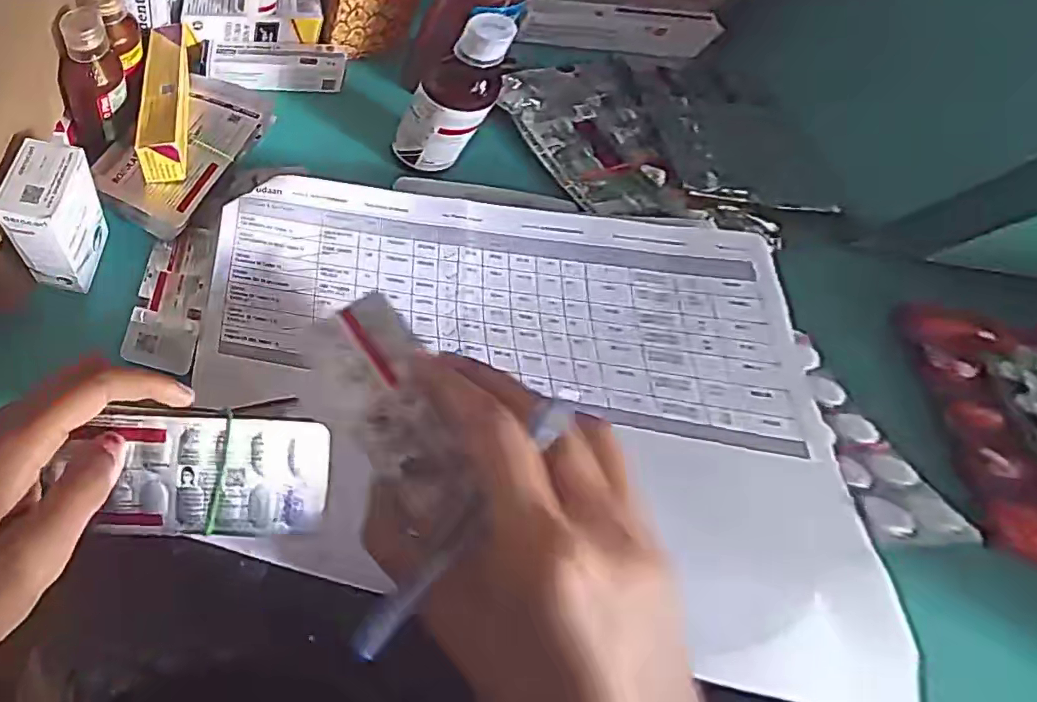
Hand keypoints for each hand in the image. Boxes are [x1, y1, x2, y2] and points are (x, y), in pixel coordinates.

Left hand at [0, 357, 192, 698]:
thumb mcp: (37, 557)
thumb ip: (80, 494)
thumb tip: (119, 442)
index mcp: (19, 441)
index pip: (90, 388)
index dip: (141, 383)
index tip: (183, 396)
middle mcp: (12, 421)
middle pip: (82, 375)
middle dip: (133, 380)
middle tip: (175, 404)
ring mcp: (9, 431)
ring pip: (73, 386)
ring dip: (116, 392)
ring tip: (156, 415)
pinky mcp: (13, 446)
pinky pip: (64, 407)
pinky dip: (98, 408)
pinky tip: (116, 434)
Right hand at [364, 356, 697, 701]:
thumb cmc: (526, 684)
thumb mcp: (444, 612)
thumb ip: (395, 539)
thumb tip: (379, 481)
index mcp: (541, 547)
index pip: (497, 433)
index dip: (454, 386)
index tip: (422, 367)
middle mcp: (600, 527)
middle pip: (545, 416)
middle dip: (488, 379)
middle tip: (447, 369)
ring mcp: (638, 532)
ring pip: (587, 428)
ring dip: (531, 398)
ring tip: (488, 395)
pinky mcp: (657, 541)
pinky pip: (611, 460)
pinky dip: (565, 432)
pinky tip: (536, 444)